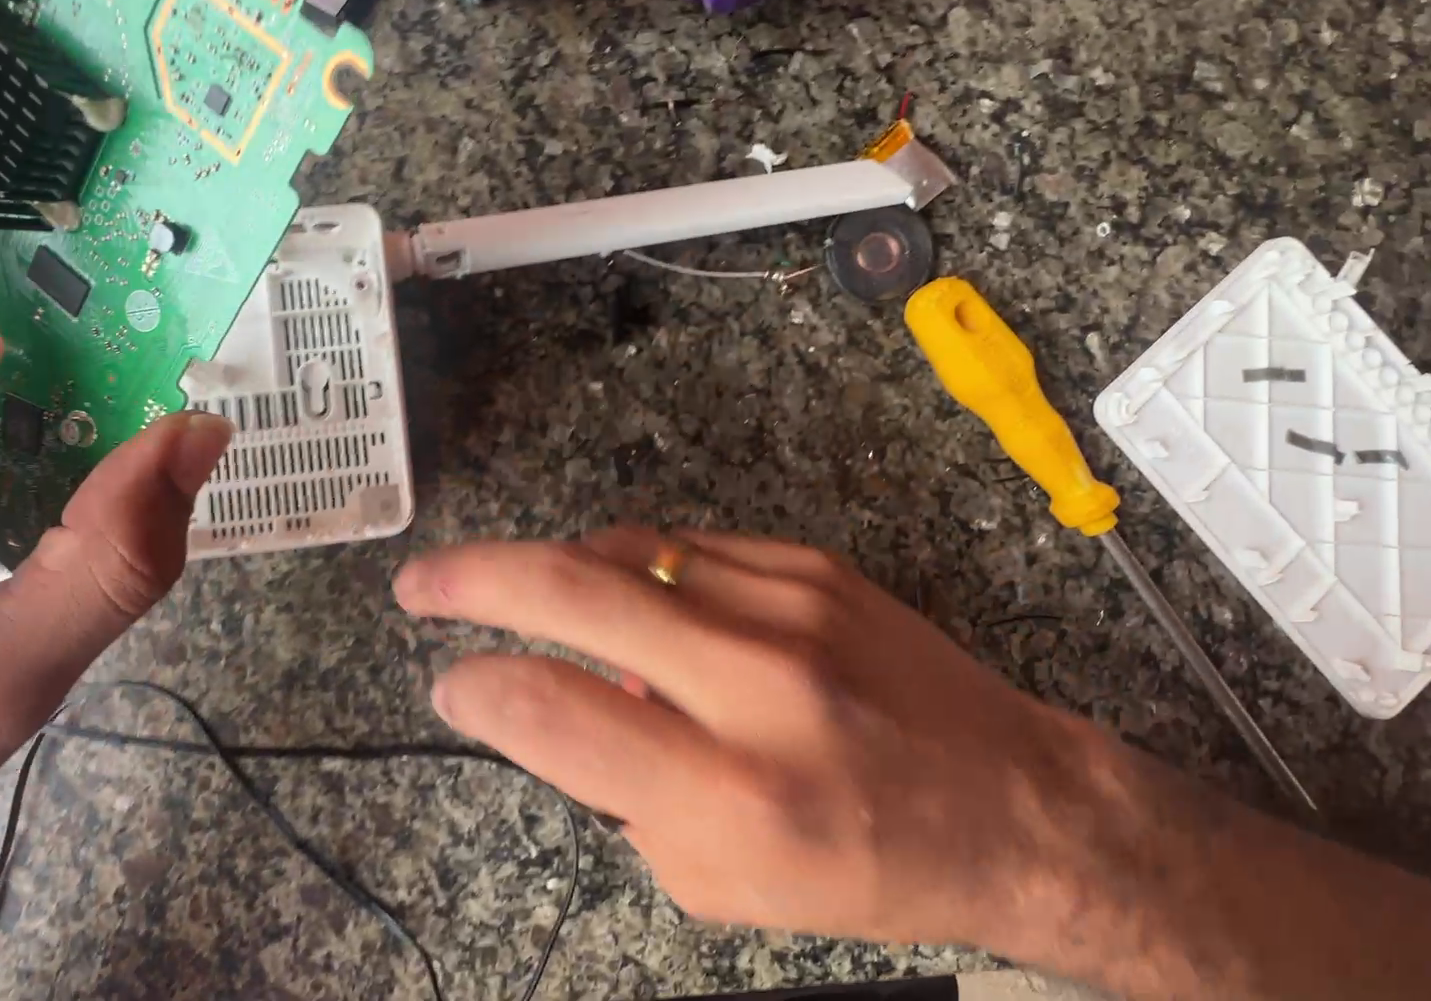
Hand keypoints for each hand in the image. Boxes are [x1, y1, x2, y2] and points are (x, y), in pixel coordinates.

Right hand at [395, 528, 1105, 947]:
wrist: (1012, 800)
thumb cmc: (862, 864)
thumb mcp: (723, 884)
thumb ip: (623, 792)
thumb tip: (550, 703)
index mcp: (736, 795)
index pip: (561, 714)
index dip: (480, 691)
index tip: (449, 683)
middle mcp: (759, 685)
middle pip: (579, 596)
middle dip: (474, 580)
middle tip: (418, 585)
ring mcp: (789, 606)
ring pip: (622, 552)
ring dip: (551, 568)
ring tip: (520, 590)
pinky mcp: (809, 565)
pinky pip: (680, 546)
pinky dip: (626, 565)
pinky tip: (619, 589)